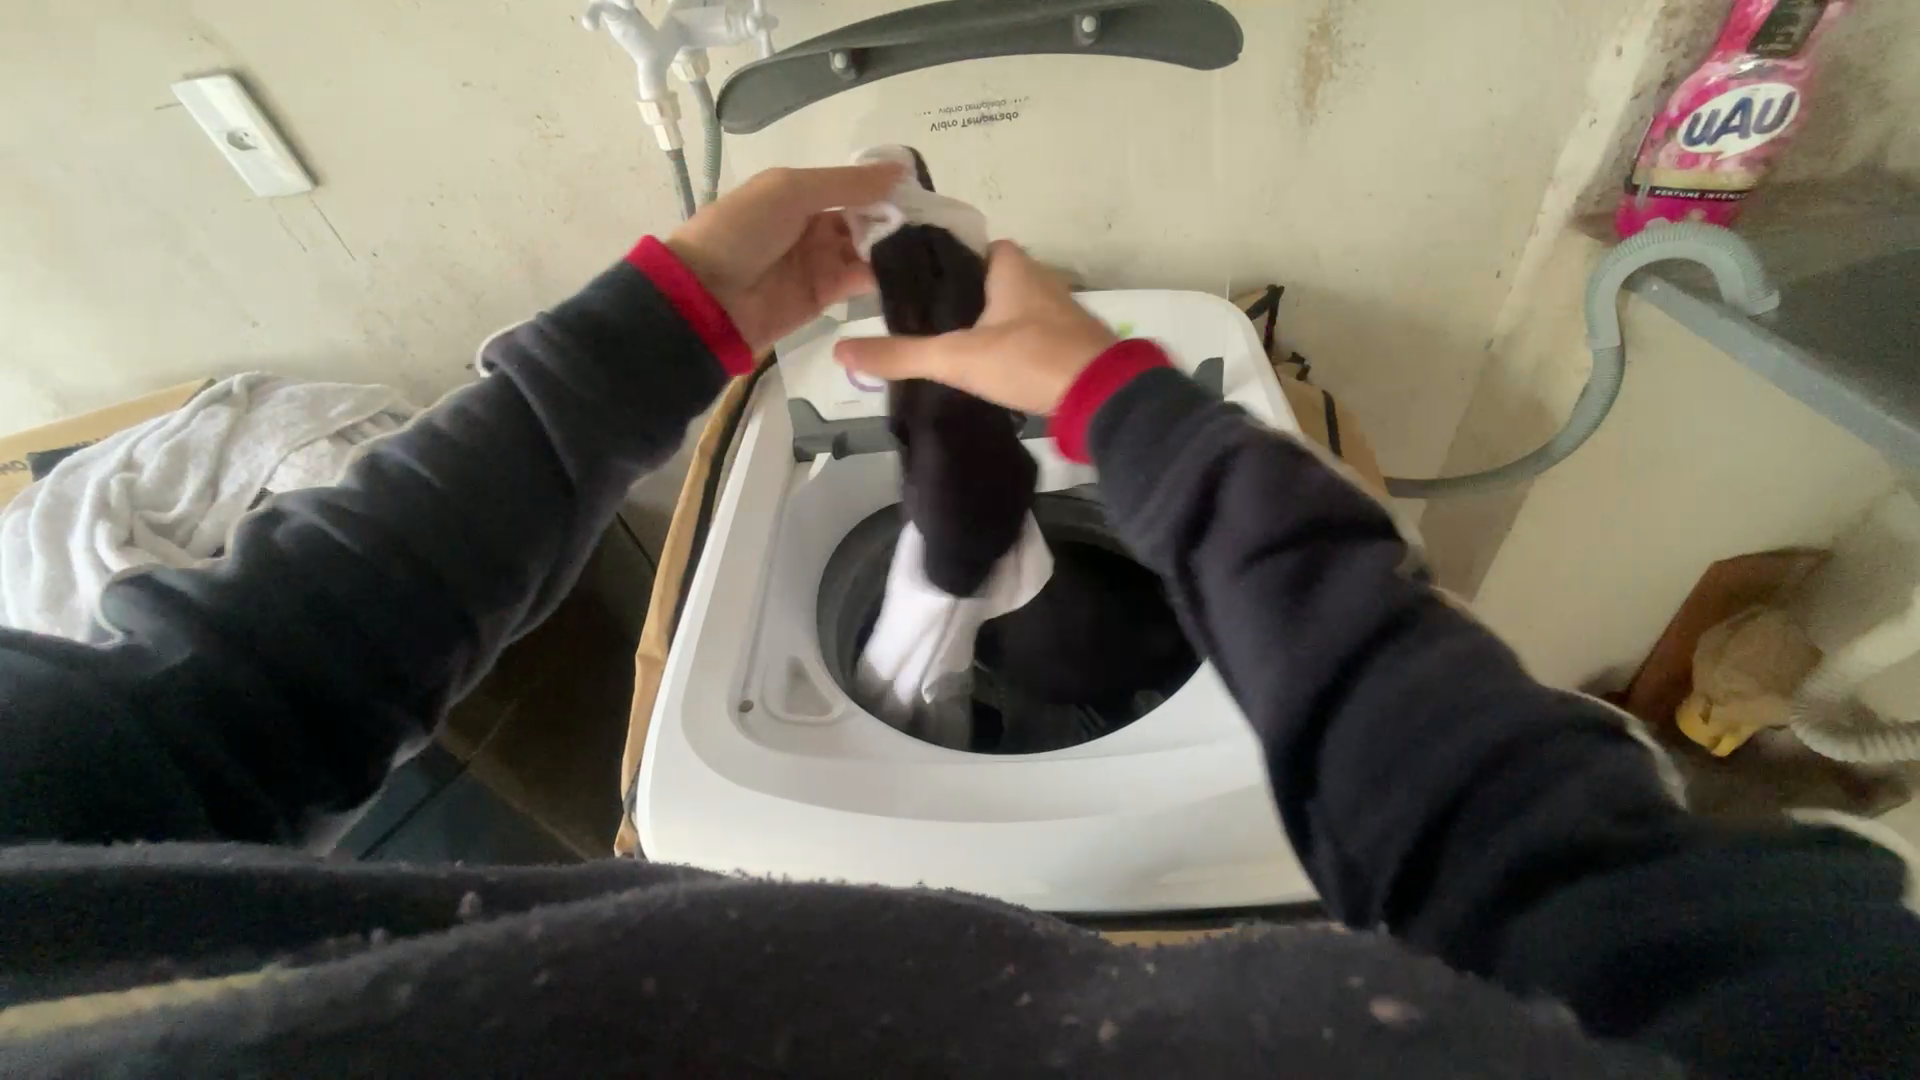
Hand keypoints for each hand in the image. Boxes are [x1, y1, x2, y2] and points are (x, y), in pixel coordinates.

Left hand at [667, 163, 903, 355]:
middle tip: (932, 226)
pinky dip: (878, 276)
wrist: (707, 296)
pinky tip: (904, 271)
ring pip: (865, 253)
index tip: (922, 193)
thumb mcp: (791, 190)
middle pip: (864, 222)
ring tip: (926, 249)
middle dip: (893, 222)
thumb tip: (901, 169)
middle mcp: (812, 227)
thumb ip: (847, 184)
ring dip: (890, 249)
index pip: (853, 190)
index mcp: (800, 194)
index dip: (885, 191)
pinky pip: (857, 283)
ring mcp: (819, 264)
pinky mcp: (824, 298)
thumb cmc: (742, 231)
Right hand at [833, 242, 1116, 414]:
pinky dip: (1011, 347)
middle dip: (961, 299)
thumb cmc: (1029, 360)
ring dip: (987, 325)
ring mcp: (1060, 311)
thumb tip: (840, 351)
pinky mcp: (1072, 342)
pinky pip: (1031, 335)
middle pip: (988, 280)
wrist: (1101, 397)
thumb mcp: (956, 357)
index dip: (940, 265)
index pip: (967, 248)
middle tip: (925, 326)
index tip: (912, 290)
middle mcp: (1039, 278)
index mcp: (1011, 265)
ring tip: (950, 350)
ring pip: (1011, 309)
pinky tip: (992, 370)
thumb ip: (901, 355)